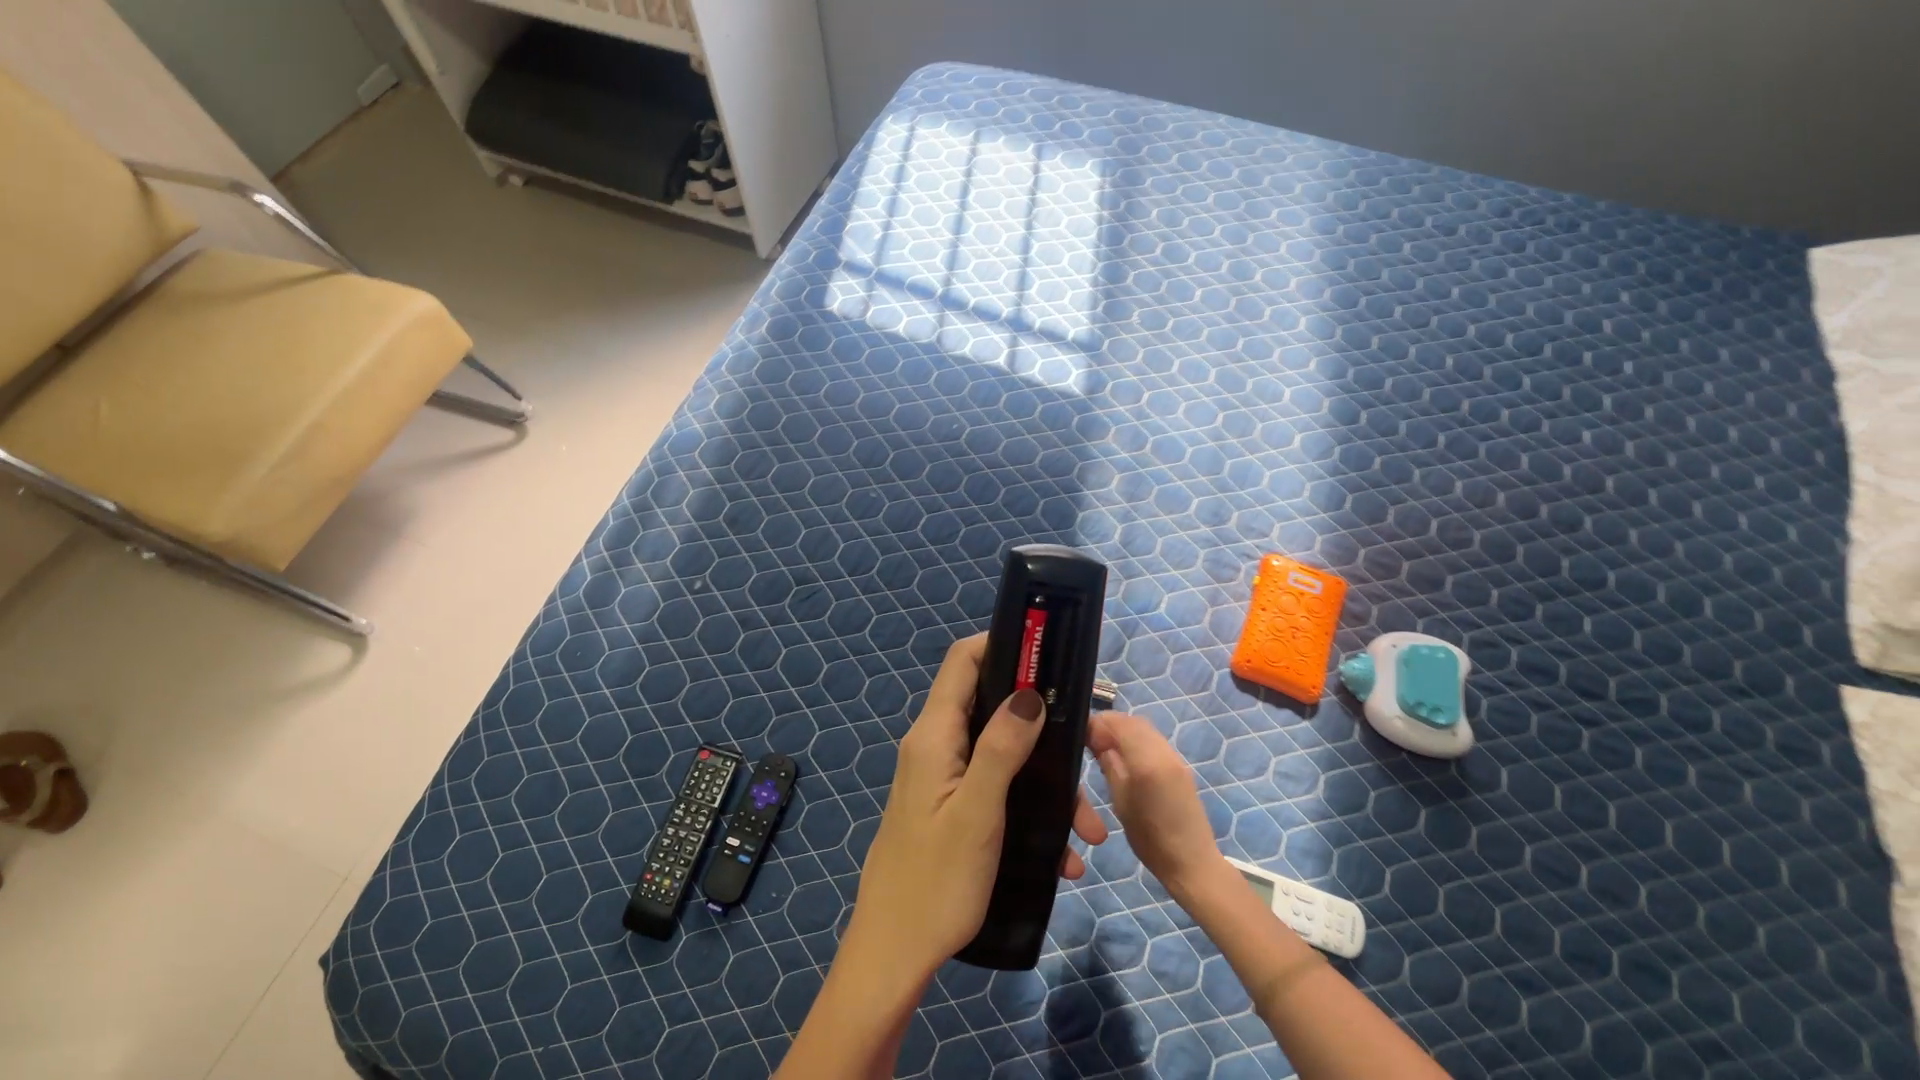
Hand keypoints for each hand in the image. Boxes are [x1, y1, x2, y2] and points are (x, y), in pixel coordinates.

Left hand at [849, 634, 1108, 976]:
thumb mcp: (978, 813)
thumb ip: (1001, 748)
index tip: (1051, 651)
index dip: (1004, 644)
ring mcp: (942, 779)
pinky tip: (1061, 852)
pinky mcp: (951, 808)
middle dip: (1040, 721)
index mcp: (933, 737)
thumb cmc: (936, 882)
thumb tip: (1030, 693)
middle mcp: (934, 748)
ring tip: (1086, 825)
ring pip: (1001, 753)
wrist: (896, 952)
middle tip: (1084, 745)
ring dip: (1045, 778)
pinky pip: (997, 789)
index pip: (964, 662)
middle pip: (990, 705)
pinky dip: (1029, 807)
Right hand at [1087, 711, 1224, 895]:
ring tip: (1105, 750)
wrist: (1192, 862)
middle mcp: (1164, 752)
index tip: (1080, 735)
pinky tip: (1126, 759)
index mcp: (1147, 762)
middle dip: (1110, 725)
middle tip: (1090, 741)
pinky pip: (1155, 742)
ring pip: (1146, 730)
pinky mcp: (1181, 766)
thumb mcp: (1121, 802)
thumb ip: (1111, 765)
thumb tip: (1098, 741)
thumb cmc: (1150, 840)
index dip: (1098, 723)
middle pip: (1134, 722)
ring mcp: (1176, 758)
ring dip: (1124, 732)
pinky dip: (1137, 741)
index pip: (1119, 723)